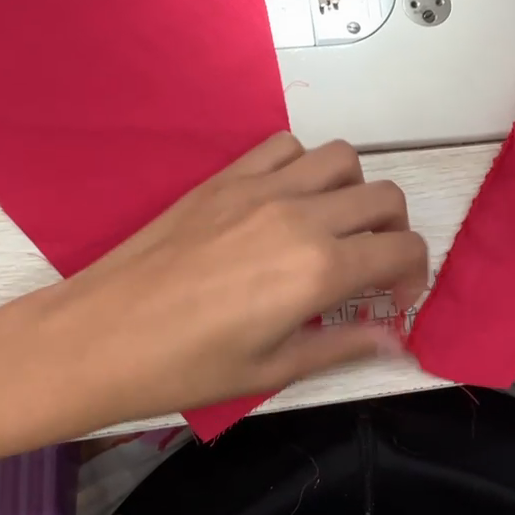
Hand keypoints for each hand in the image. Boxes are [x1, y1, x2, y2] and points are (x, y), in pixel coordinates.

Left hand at [0, 133, 427, 440]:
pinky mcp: (226, 177)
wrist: (101, 335)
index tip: (393, 302)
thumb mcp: (273, 369)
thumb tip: (393, 338)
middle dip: (396, 233)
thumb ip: (344, 346)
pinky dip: (304, 165)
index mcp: (318, 270)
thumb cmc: (185, 367)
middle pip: (385, 198)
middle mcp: (300, 216)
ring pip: (343, 158)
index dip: (414, 277)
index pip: (403, 250)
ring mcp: (261, 188)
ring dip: (356, 191)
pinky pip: (285, 146)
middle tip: (373, 267)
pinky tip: (288, 202)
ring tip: (335, 228)